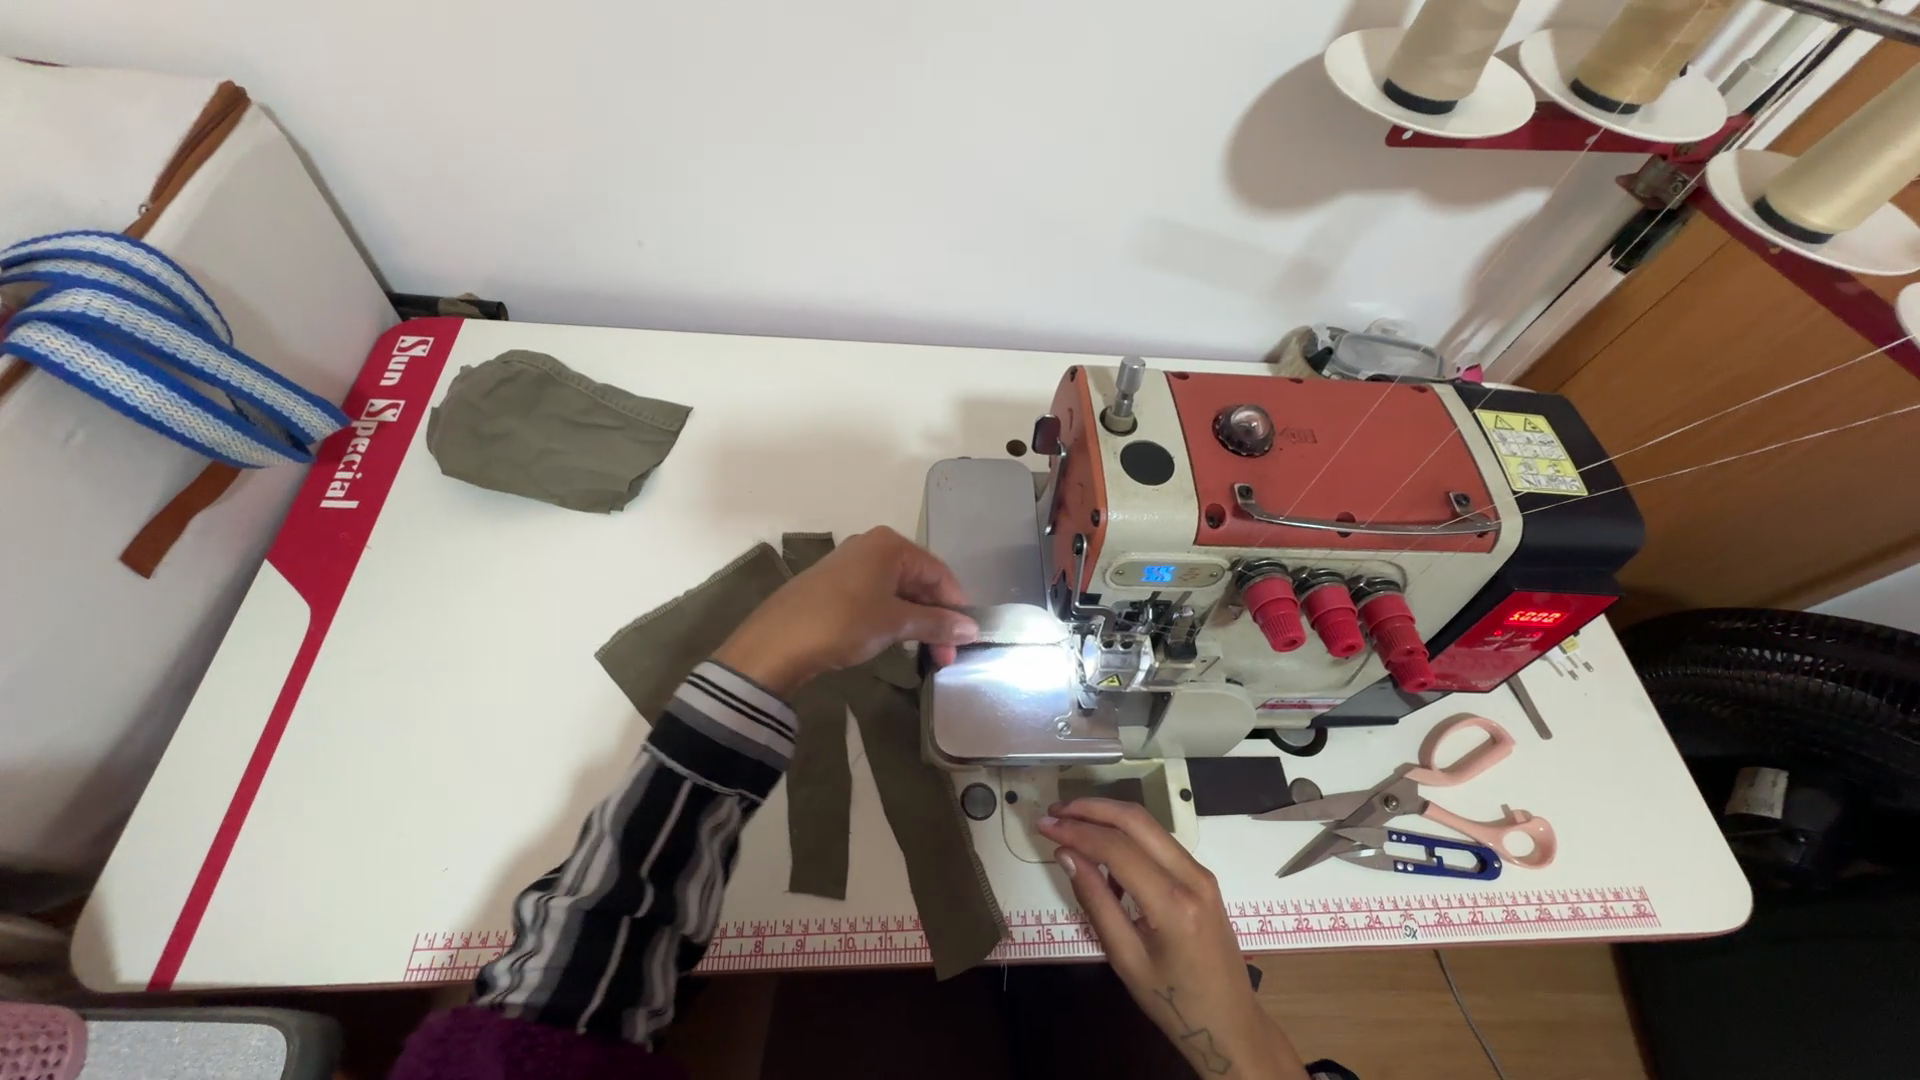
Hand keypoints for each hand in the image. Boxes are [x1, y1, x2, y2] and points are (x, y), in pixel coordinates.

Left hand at [713, 527, 979, 695]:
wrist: (776, 643)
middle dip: (936, 618)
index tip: (964, 640)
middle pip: (919, 580)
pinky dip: (891, 618)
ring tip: (924, 654)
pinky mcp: (834, 584)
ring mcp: (850, 564)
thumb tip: (971, 628)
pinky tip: (895, 641)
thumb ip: (937, 623)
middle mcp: (871, 546)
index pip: (939, 573)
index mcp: (890, 545)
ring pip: (897, 591)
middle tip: (944, 656)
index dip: (956, 606)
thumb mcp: (895, 624)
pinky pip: (876, 596)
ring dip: (915, 621)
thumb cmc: (843, 623)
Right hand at [1039, 799, 1306, 1079]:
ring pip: (1148, 824)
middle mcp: (1192, 876)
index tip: (1044, 825)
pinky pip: (1158, 841)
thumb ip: (1095, 900)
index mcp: (1173, 904)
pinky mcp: (1201, 875)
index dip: (1076, 831)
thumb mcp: (1125, 958)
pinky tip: (1102, 854)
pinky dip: (1126, 834)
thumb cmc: (1173, 1001)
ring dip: (1107, 816)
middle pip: (1135, 819)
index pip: (1117, 848)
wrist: (1230, 1024)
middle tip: (1055, 811)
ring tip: (1070, 824)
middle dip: (1090, 808)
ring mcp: (1201, 872)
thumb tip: (1066, 854)